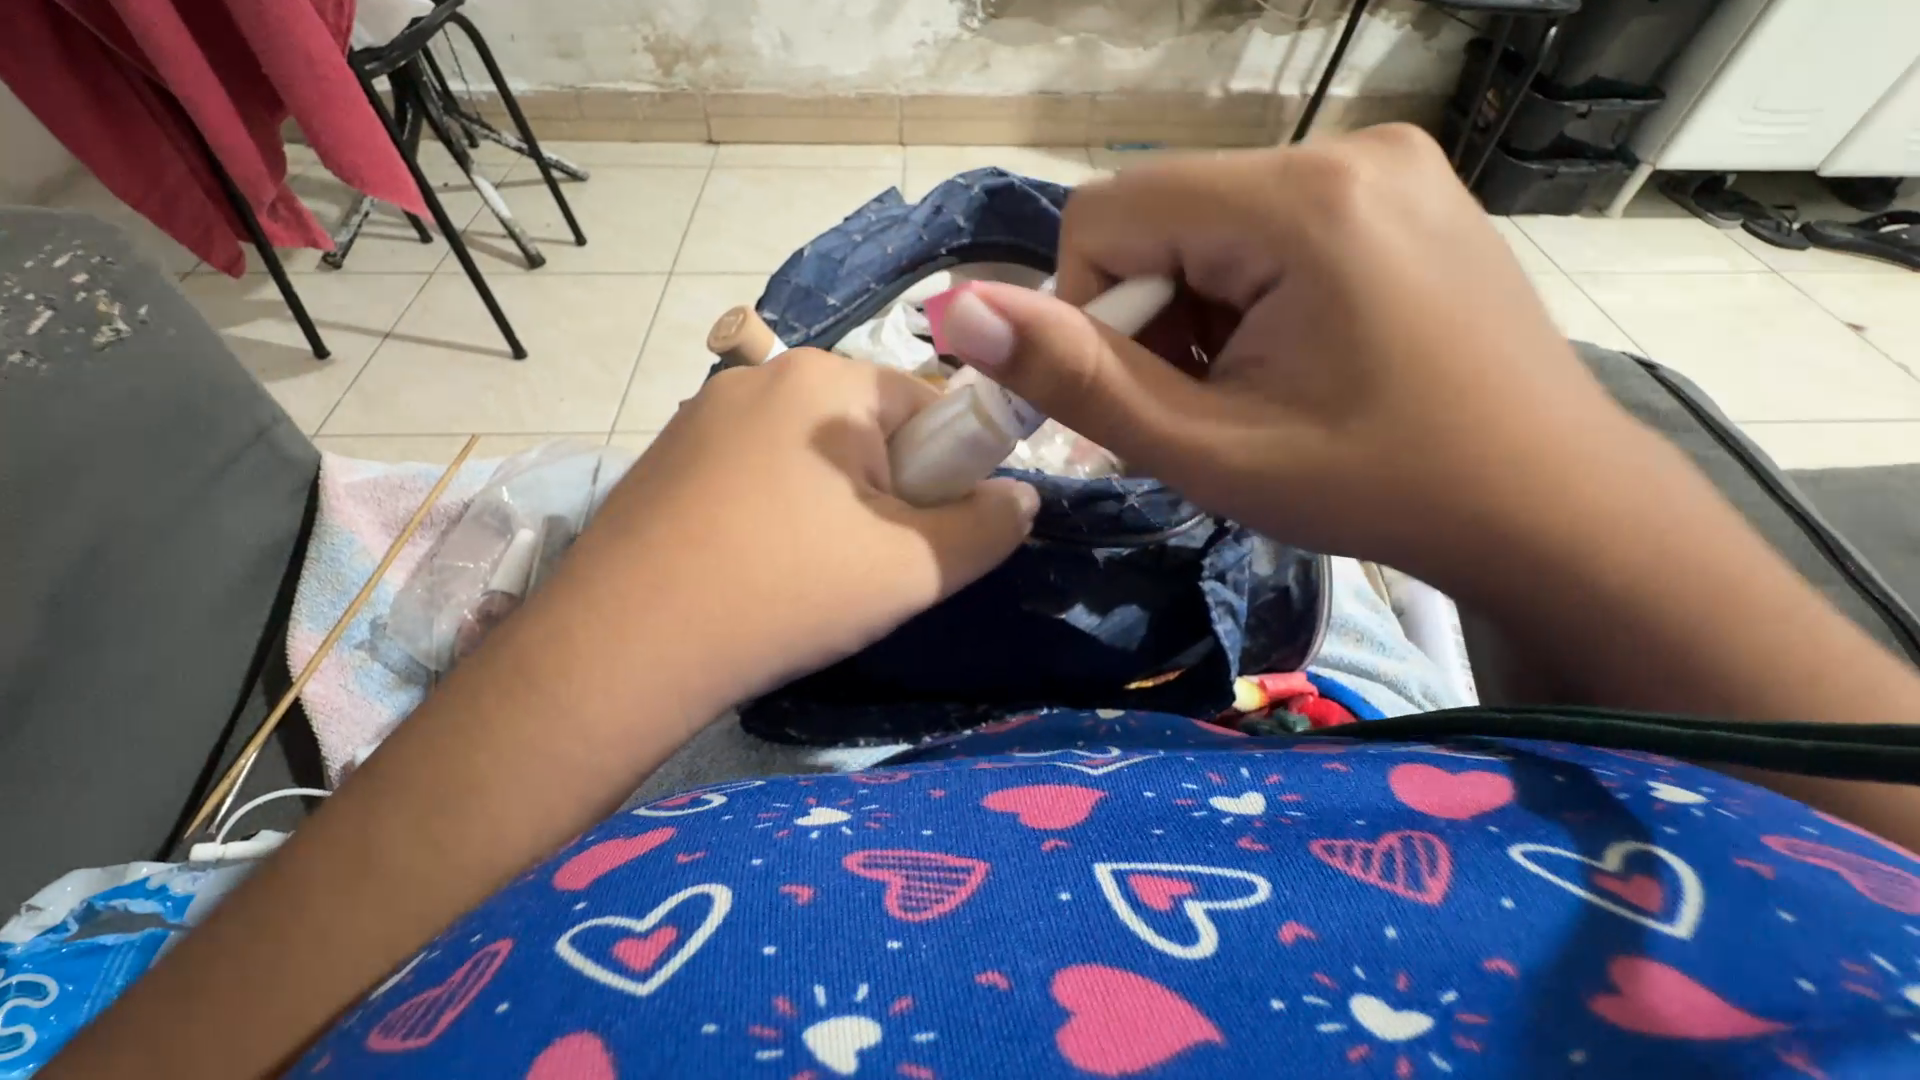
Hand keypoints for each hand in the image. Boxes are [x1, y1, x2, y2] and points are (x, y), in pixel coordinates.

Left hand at [569, 348, 1038, 711]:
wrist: (622, 651)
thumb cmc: (787, 593)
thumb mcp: (914, 569)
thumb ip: (989, 528)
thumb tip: (1019, 498)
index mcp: (828, 380)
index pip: (930, 406)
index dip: (946, 475)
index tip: (921, 539)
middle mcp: (764, 374)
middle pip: (868, 430)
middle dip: (887, 493)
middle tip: (865, 568)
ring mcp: (704, 414)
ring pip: (811, 458)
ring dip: (831, 508)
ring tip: (802, 578)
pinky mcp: (666, 458)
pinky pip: (755, 474)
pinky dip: (774, 514)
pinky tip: (750, 570)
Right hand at [934, 125, 1644, 580]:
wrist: (1549, 508)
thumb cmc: (1377, 488)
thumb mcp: (1208, 447)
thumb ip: (1077, 376)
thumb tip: (955, 309)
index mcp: (1300, 201)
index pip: (1106, 214)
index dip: (1089, 313)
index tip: (1143, 398)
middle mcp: (1346, 150)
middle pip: (1163, 216)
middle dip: (1150, 319)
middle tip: (1203, 407)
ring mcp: (1386, 165)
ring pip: (1211, 225)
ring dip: (1196, 314)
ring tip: (1251, 392)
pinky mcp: (1403, 193)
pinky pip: (1269, 229)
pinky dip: (1245, 298)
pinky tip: (1291, 361)